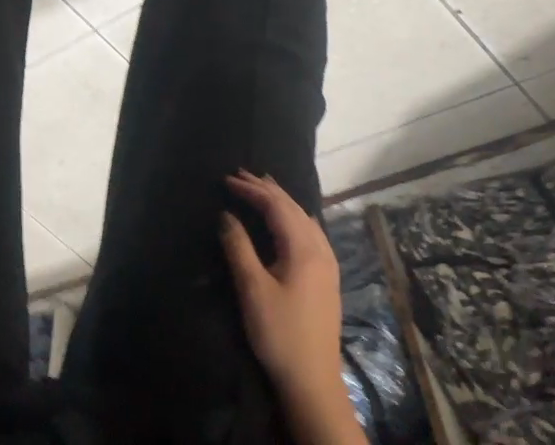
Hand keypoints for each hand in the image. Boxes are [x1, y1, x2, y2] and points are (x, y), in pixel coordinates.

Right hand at [221, 172, 362, 444]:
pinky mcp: (327, 279)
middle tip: (241, 175)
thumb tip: (226, 214)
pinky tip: (289, 222)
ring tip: (263, 189)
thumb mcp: (251, 288)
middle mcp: (321, 252)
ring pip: (306, 220)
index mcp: (304, 250)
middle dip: (268, 190)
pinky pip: (311, 233)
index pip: (278, 206)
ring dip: (283, 202)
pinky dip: (295, 218)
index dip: (252, 189)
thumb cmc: (278, 331)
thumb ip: (238, 246)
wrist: (312, 379)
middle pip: (295, 209)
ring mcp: (328, 266)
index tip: (226, 179)